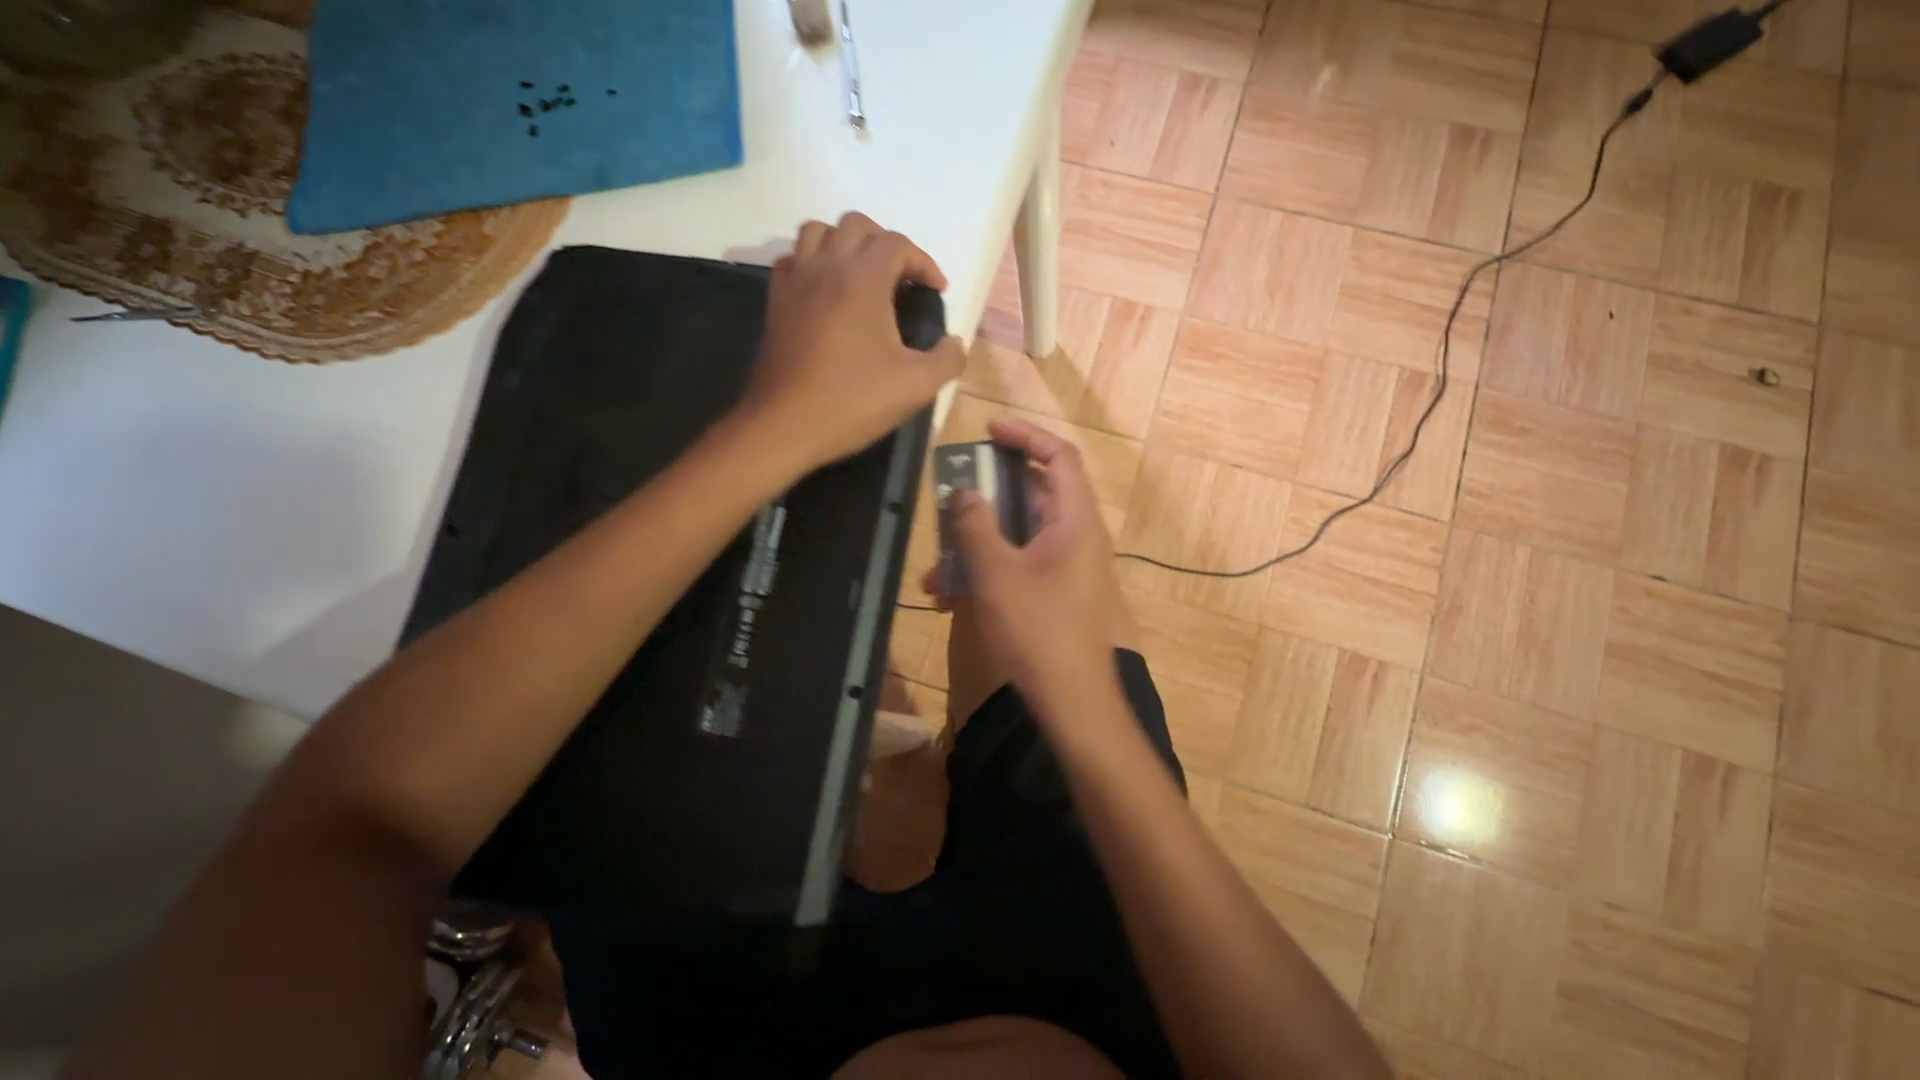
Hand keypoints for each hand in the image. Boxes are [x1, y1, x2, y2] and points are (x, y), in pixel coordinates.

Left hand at [737, 213, 966, 470]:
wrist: (783, 426)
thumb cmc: (852, 402)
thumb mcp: (916, 386)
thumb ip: (948, 358)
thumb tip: (954, 342)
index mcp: (863, 279)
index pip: (898, 243)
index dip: (924, 263)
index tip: (936, 291)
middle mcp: (827, 266)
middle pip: (857, 225)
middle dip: (885, 243)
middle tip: (901, 279)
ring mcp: (795, 281)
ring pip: (818, 232)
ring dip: (844, 243)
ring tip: (861, 276)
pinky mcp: (775, 301)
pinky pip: (792, 259)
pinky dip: (812, 262)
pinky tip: (825, 292)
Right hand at [937, 418, 1135, 722]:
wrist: (1073, 704)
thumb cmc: (1039, 632)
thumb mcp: (997, 575)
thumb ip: (975, 527)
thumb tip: (962, 493)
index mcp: (1076, 522)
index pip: (1059, 457)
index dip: (1026, 436)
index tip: (987, 431)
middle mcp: (1078, 539)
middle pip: (1035, 494)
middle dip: (987, 495)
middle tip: (951, 495)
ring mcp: (1070, 570)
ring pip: (1021, 536)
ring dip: (979, 542)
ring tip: (937, 568)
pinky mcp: (1058, 597)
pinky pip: (1021, 567)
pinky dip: (988, 572)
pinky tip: (950, 599)